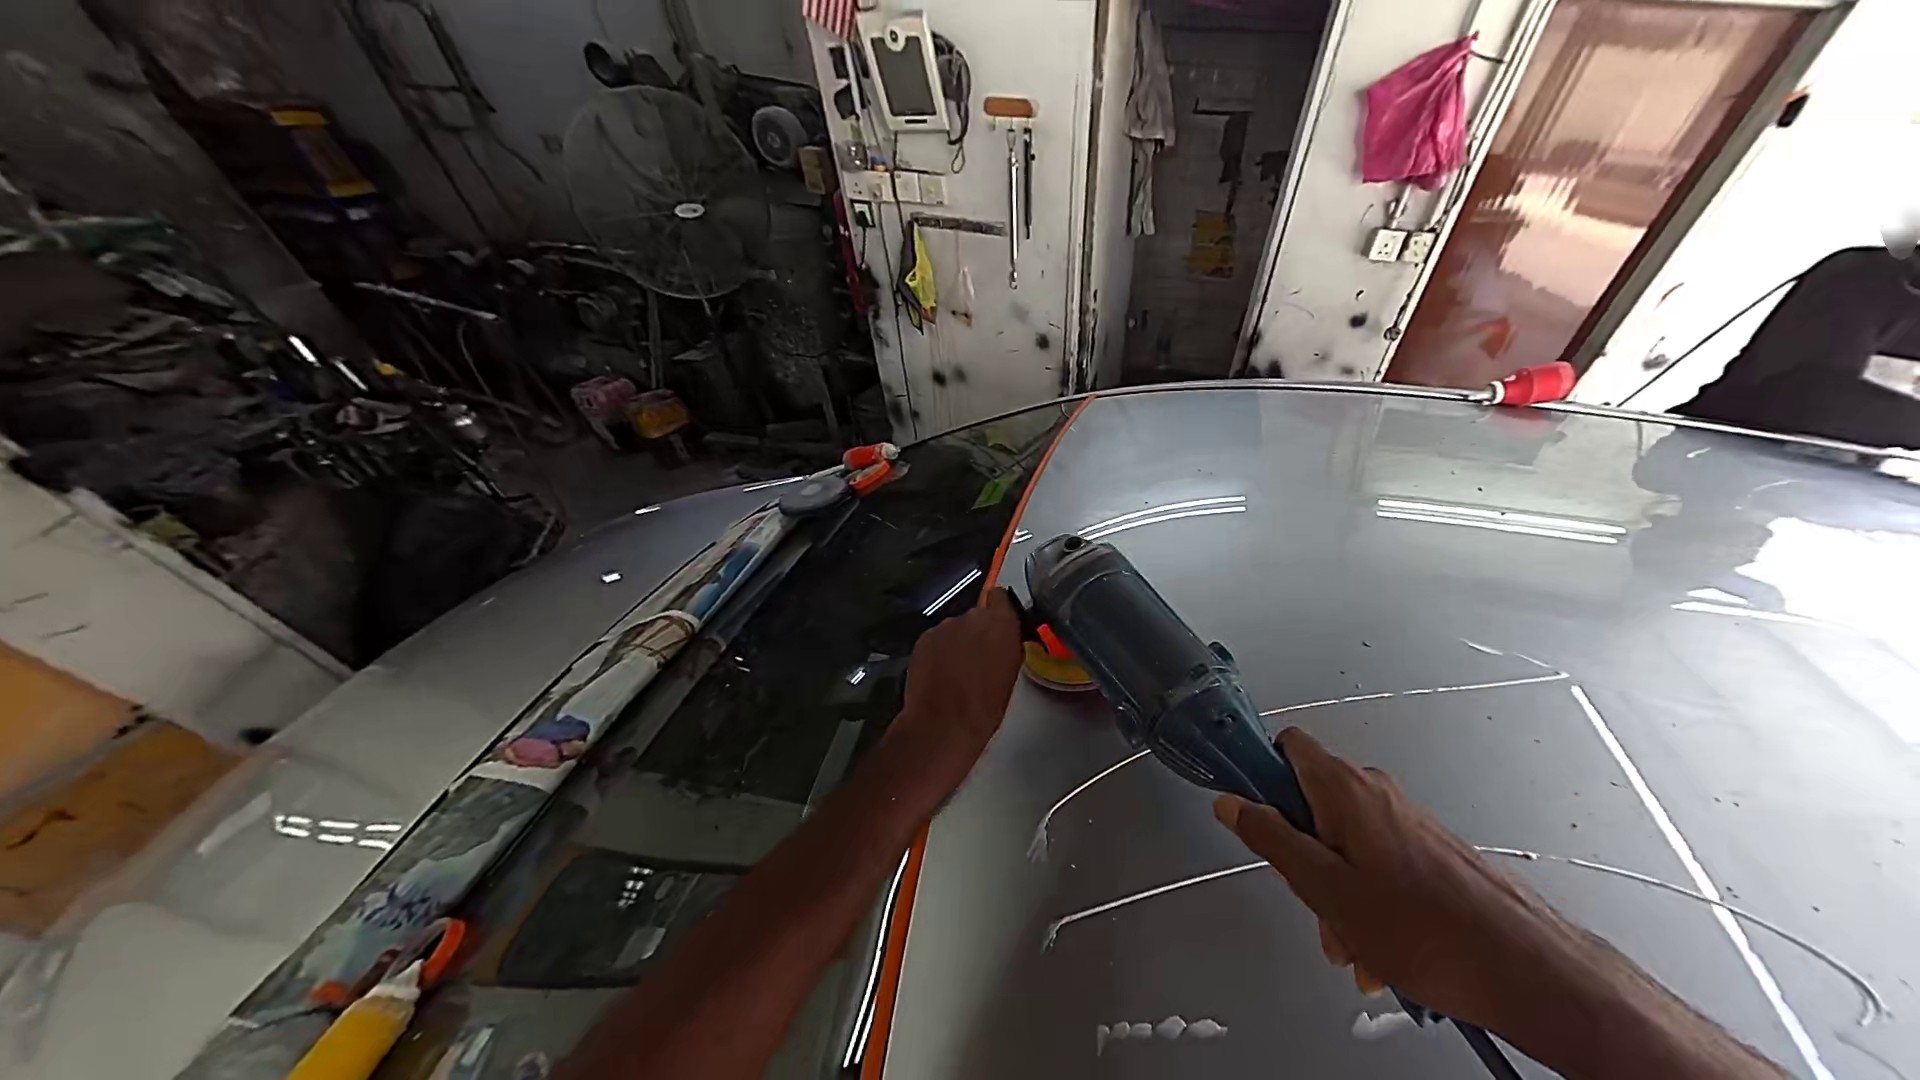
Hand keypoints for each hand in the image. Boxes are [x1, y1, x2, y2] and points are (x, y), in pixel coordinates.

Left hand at [896, 587, 1024, 785]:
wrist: (944, 722)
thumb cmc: (984, 706)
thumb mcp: (1011, 674)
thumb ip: (1007, 646)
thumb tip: (1002, 643)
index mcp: (1000, 623)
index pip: (1000, 596)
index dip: (998, 608)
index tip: (998, 622)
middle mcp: (972, 618)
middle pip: (976, 615)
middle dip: (977, 632)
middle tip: (978, 658)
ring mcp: (945, 627)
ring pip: (955, 629)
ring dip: (957, 643)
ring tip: (957, 672)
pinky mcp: (924, 638)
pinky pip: (936, 639)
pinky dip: (938, 652)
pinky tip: (940, 674)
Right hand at [1212, 727, 1583, 1030]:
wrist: (1535, 975)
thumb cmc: (1433, 932)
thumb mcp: (1323, 886)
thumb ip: (1268, 837)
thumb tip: (1232, 805)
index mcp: (1344, 787)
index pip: (1284, 745)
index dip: (1257, 771)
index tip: (1248, 806)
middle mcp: (1375, 791)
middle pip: (1309, 801)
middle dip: (1299, 850)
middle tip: (1308, 894)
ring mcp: (1405, 819)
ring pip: (1342, 838)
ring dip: (1334, 884)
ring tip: (1352, 938)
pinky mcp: (1429, 849)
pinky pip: (1376, 860)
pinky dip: (1367, 895)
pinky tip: (1381, 944)